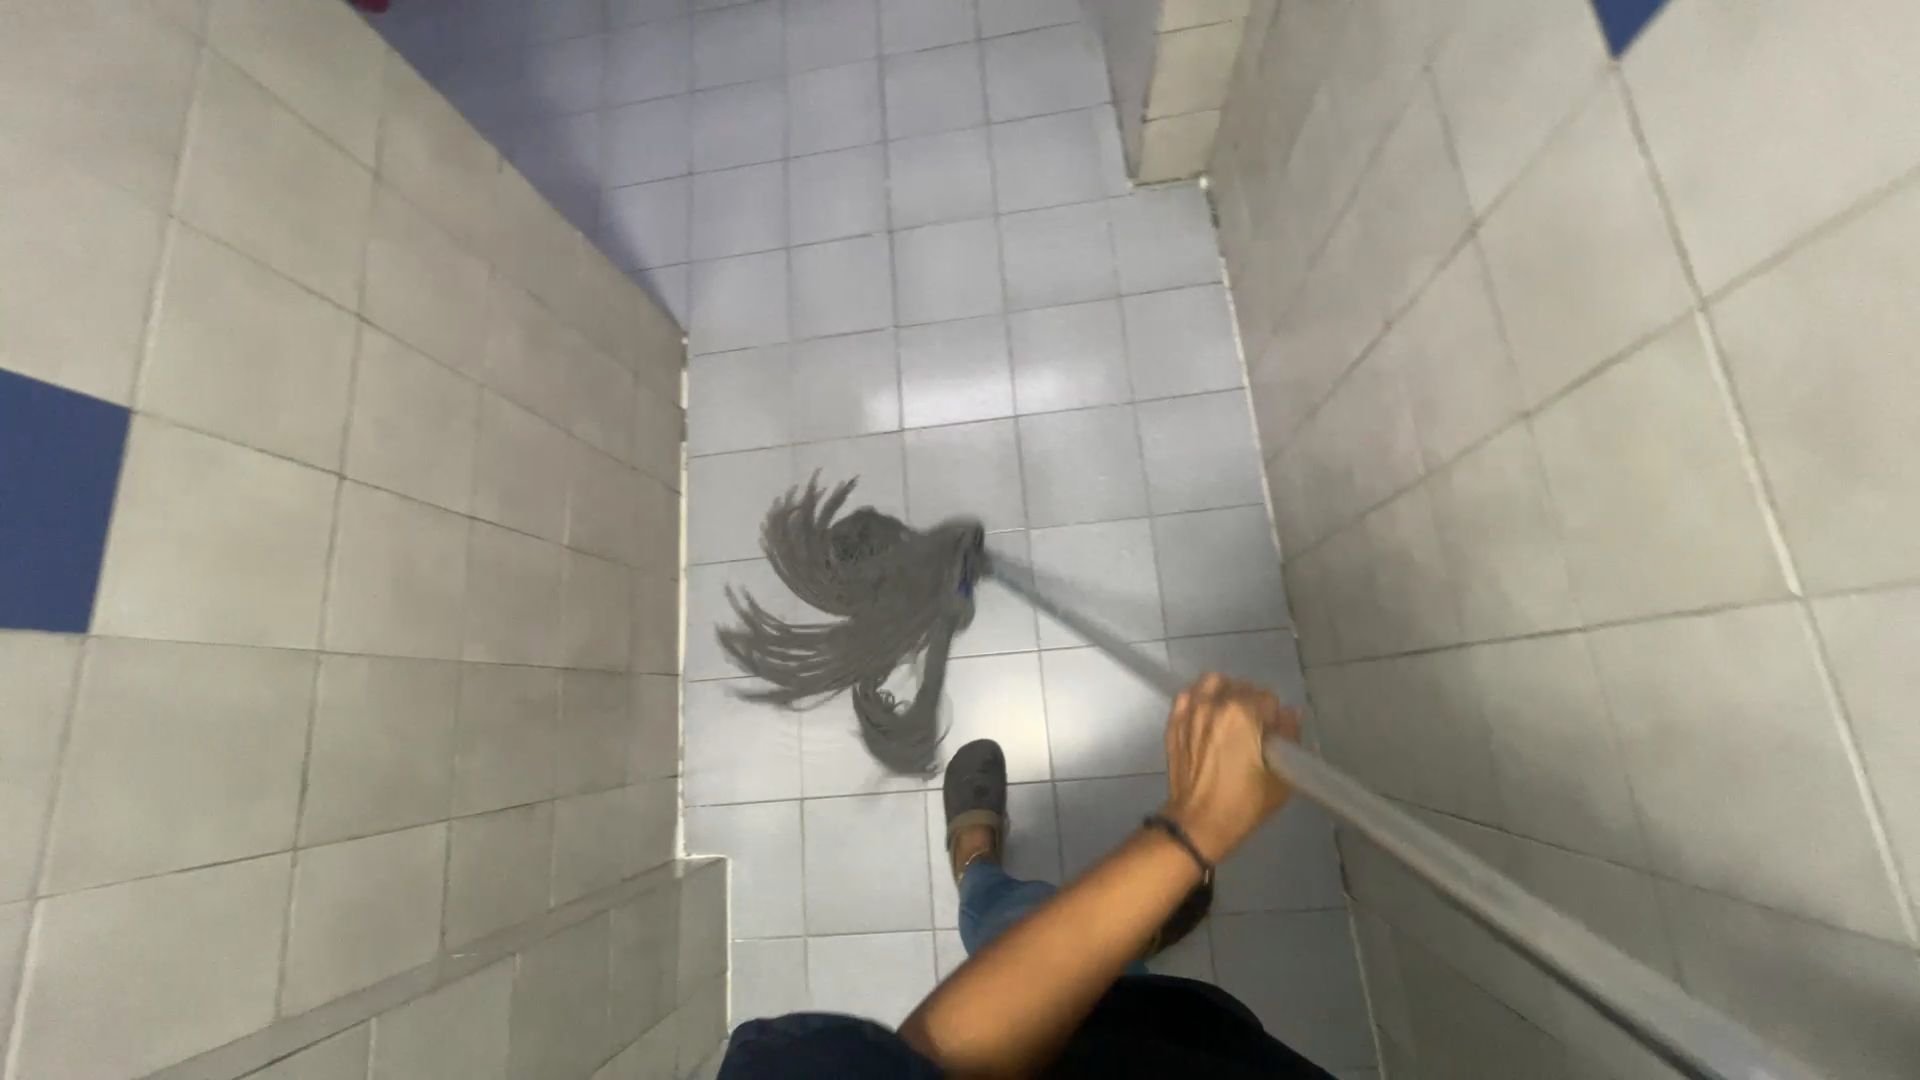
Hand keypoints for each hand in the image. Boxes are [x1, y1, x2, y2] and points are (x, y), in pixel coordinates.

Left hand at [1161, 674, 1298, 863]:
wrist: (1199, 821)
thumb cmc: (1244, 803)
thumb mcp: (1280, 776)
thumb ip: (1288, 736)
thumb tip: (1292, 713)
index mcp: (1242, 714)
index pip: (1267, 697)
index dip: (1274, 716)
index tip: (1273, 735)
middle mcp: (1213, 704)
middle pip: (1239, 687)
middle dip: (1252, 702)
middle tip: (1255, 727)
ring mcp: (1189, 712)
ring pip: (1210, 683)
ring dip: (1224, 692)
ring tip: (1231, 715)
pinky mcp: (1173, 723)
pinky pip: (1187, 696)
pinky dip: (1199, 699)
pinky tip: (1206, 716)